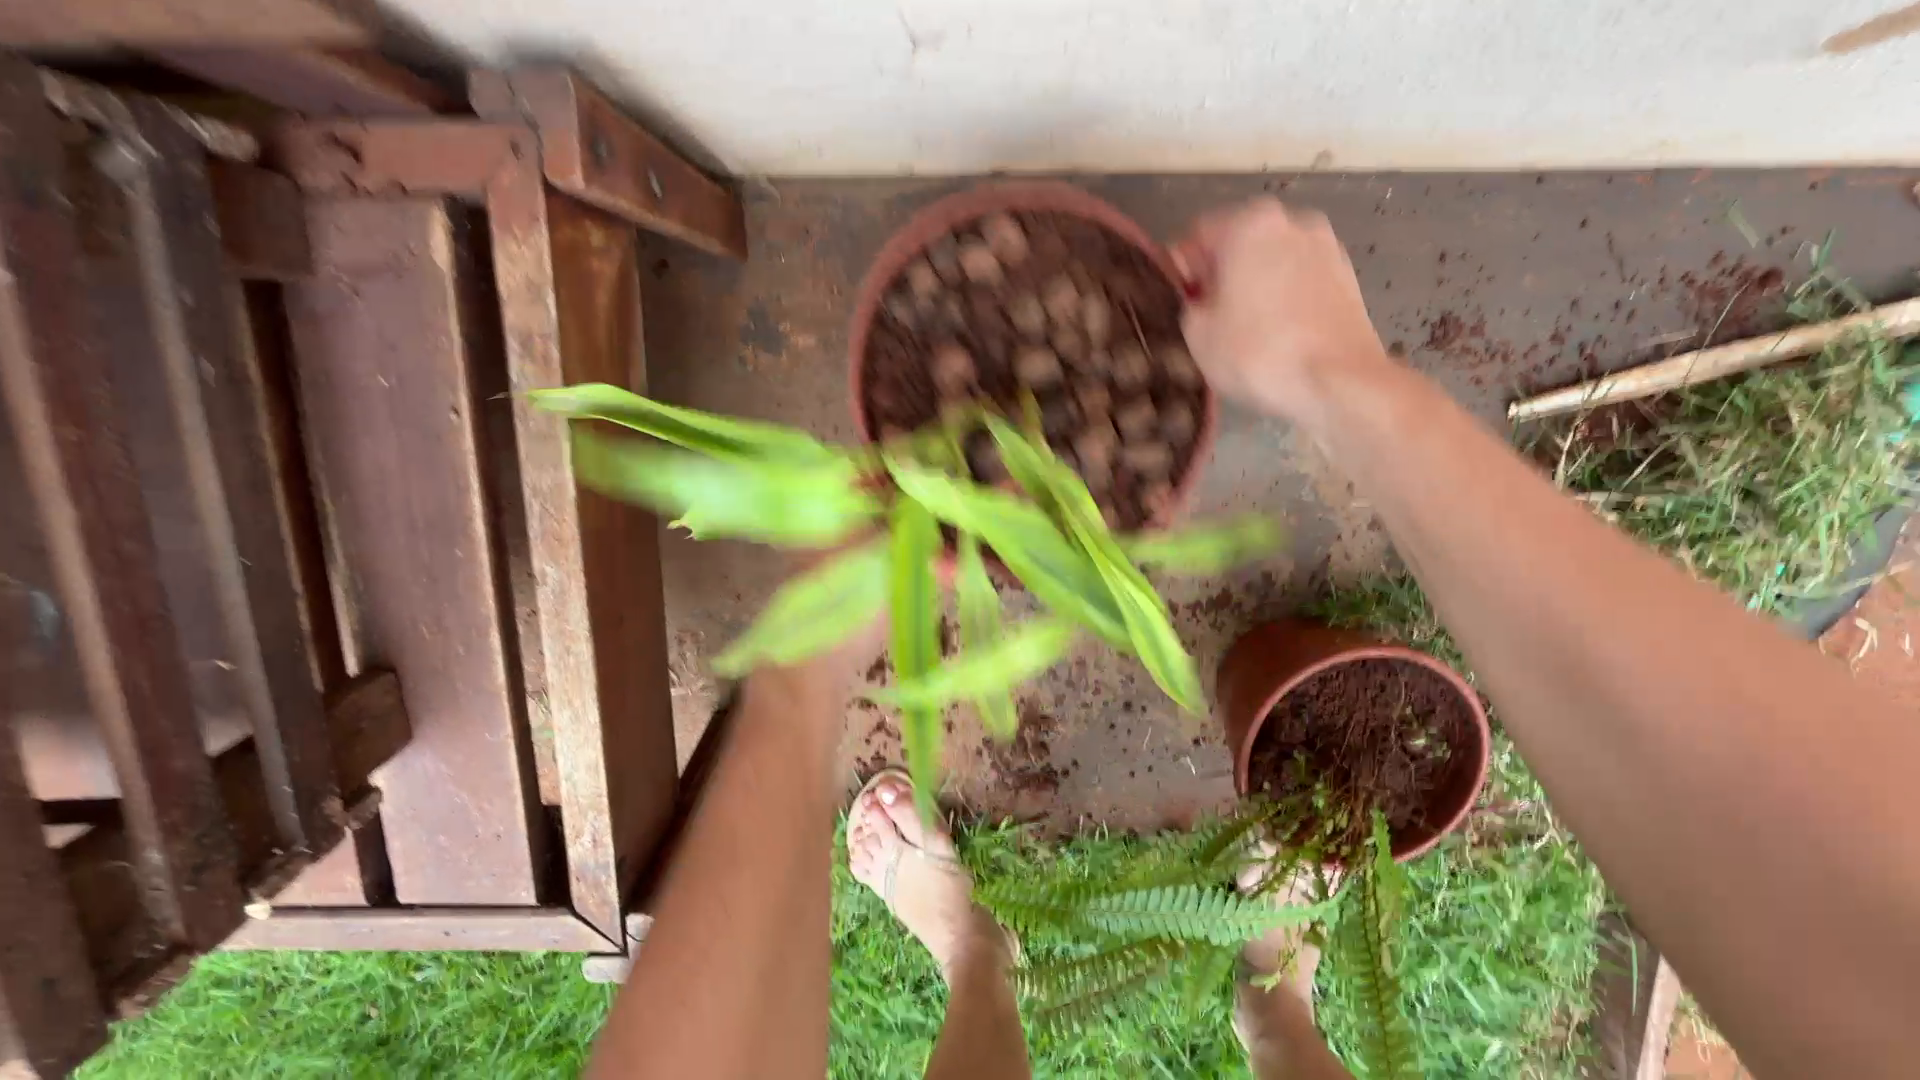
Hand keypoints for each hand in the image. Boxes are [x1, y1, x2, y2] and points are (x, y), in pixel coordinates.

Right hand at [1172, 198, 1391, 422]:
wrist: (1338, 382)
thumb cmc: (1257, 354)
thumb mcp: (1197, 333)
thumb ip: (1189, 301)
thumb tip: (1202, 296)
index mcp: (1249, 224)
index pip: (1198, 235)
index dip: (1183, 270)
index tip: (1183, 303)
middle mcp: (1292, 222)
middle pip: (1240, 243)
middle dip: (1223, 274)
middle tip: (1214, 319)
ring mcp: (1327, 246)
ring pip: (1273, 261)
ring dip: (1256, 285)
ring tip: (1250, 330)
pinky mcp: (1348, 276)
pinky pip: (1300, 280)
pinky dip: (1286, 297)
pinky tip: (1281, 334)